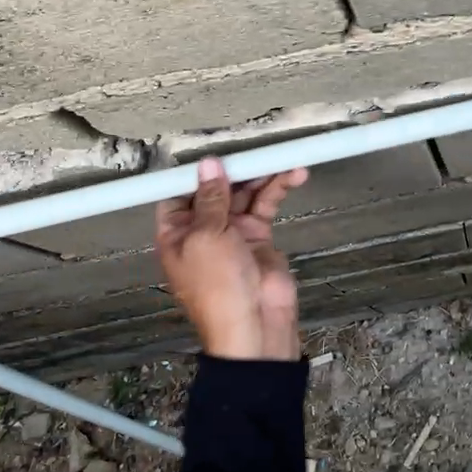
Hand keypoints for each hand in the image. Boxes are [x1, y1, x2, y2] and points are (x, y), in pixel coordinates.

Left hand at [154, 157, 309, 359]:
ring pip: (245, 192)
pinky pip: (267, 203)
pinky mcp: (259, 234)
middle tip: (255, 147)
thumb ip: (210, 198)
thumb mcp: (205, 238)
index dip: (194, 172)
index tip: (213, 147)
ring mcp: (232, 231)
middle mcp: (202, 229)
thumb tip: (209, 163)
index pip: (179, 193)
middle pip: (216, 188)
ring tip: (282, 158)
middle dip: (235, 167)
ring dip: (262, 174)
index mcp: (176, 233)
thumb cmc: (218, 284)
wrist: (255, 324)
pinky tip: (295, 174)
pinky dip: (280, 187)